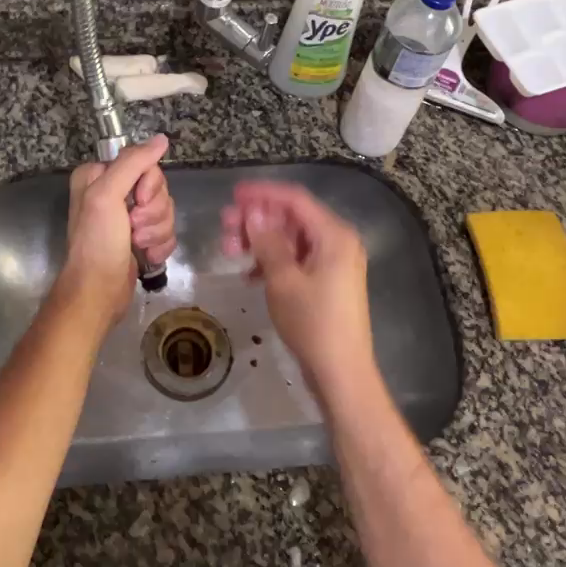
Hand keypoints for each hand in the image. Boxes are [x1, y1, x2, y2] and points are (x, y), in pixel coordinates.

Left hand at [57, 135, 175, 326]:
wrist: (98, 293)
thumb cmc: (97, 243)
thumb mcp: (107, 196)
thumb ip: (133, 163)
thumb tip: (161, 139)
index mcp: (99, 176)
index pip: (143, 164)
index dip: (149, 185)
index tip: (138, 203)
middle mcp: (113, 192)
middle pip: (158, 188)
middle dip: (154, 212)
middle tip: (134, 229)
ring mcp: (128, 217)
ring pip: (165, 211)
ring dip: (157, 231)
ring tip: (138, 246)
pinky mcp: (140, 239)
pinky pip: (167, 231)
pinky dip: (160, 245)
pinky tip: (147, 257)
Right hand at [219, 182, 372, 394]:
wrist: (341, 372)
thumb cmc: (313, 323)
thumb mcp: (283, 280)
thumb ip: (268, 242)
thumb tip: (254, 213)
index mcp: (334, 235)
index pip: (295, 199)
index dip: (262, 194)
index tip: (233, 195)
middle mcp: (338, 242)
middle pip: (292, 219)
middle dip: (257, 220)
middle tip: (224, 227)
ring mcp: (334, 263)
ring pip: (291, 240)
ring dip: (261, 242)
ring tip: (230, 251)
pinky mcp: (328, 282)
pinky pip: (297, 260)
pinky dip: (273, 262)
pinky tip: (249, 276)